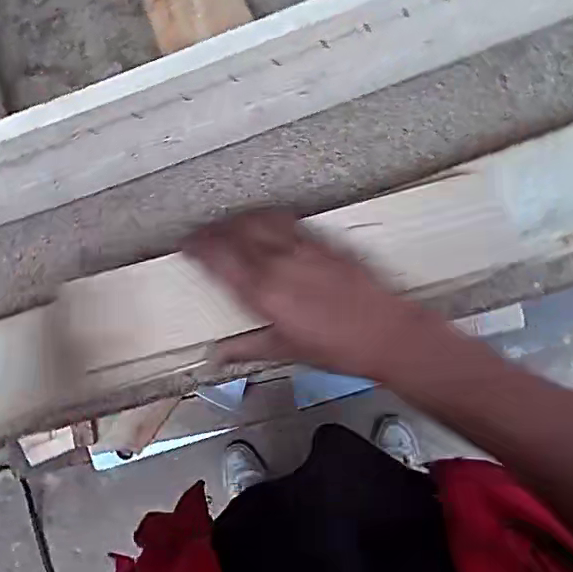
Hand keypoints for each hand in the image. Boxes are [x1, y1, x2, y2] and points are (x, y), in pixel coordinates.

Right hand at [184, 211, 457, 380]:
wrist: (386, 333)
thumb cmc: (339, 348)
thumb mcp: (287, 351)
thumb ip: (247, 348)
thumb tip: (220, 354)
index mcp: (264, 291)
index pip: (219, 258)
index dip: (198, 247)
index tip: (186, 246)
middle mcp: (280, 263)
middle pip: (235, 231)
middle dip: (213, 229)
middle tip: (202, 234)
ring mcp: (304, 248)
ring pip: (260, 219)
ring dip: (239, 218)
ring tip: (229, 223)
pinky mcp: (325, 243)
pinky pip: (288, 220)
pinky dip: (268, 216)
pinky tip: (266, 221)